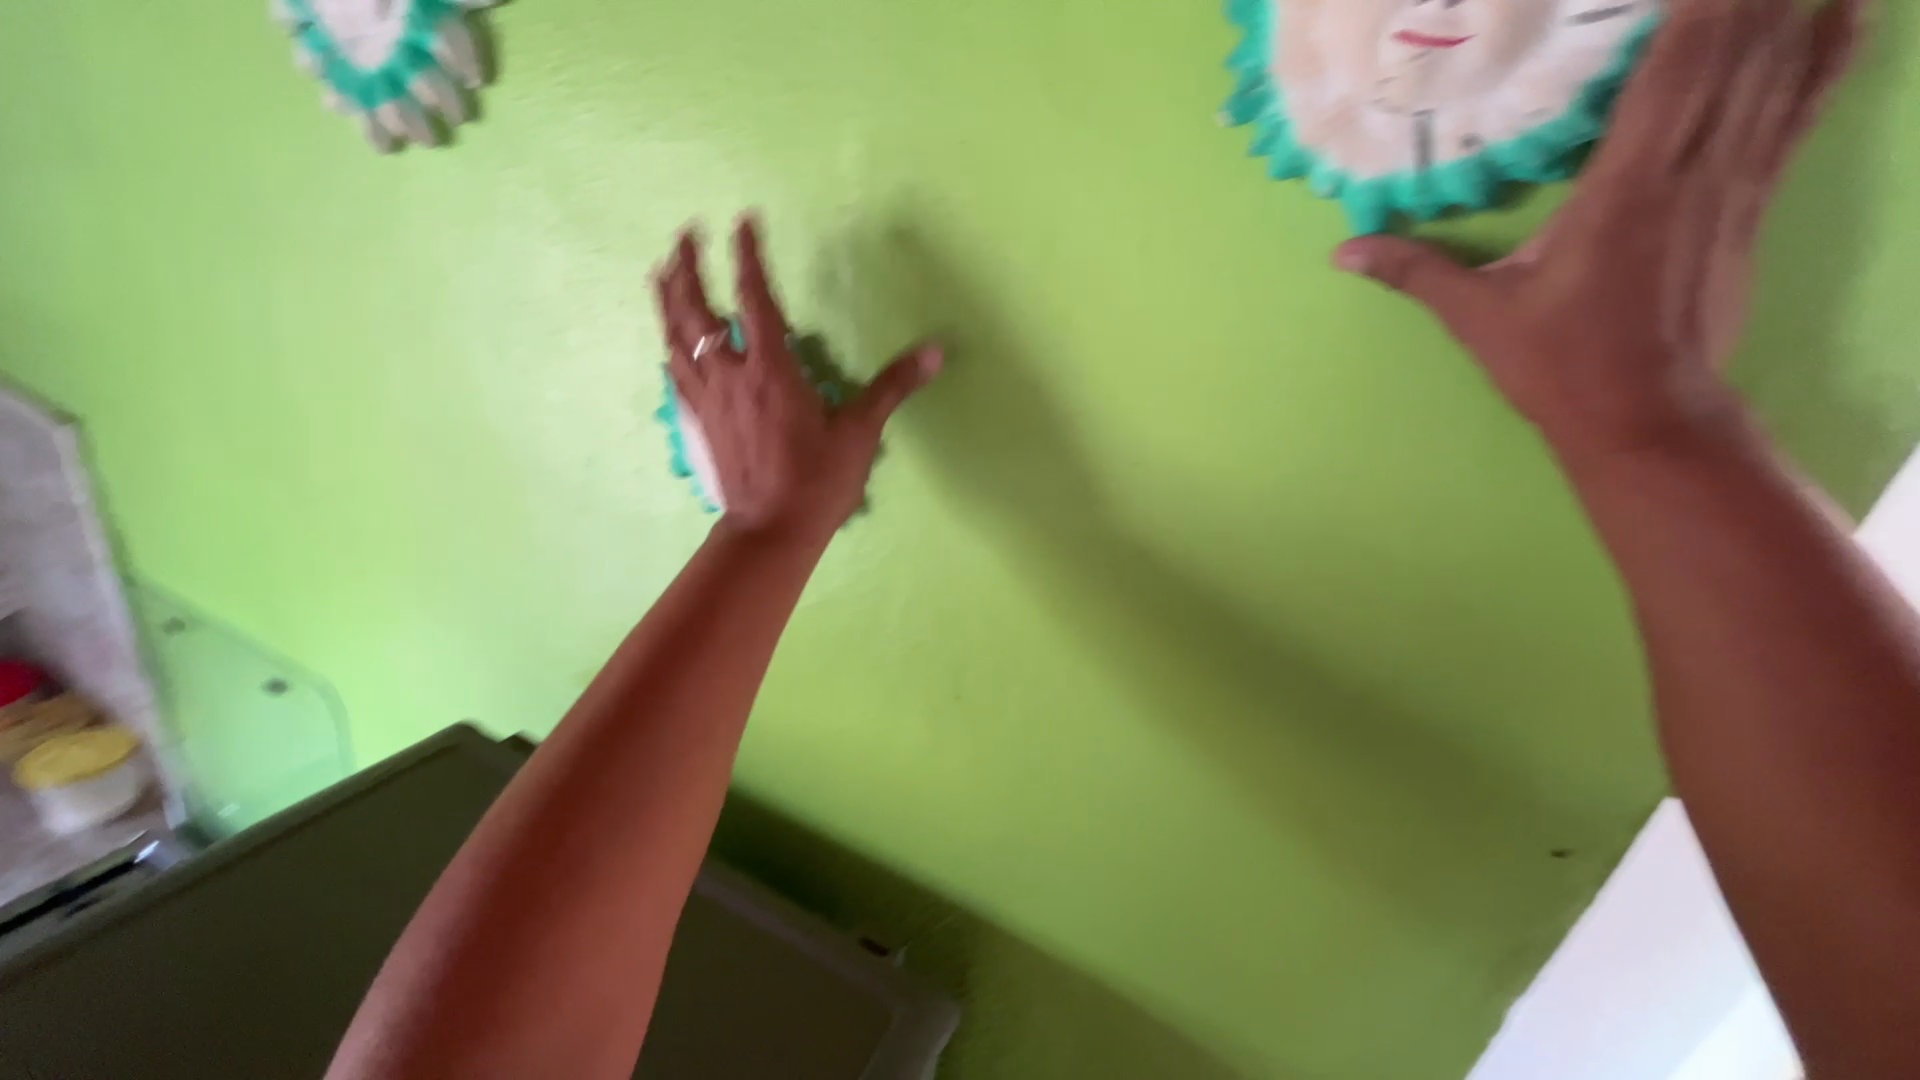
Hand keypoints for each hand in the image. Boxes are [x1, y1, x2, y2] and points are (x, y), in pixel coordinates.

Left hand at [653, 218, 942, 540]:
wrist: (771, 530)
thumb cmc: (818, 481)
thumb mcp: (860, 432)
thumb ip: (893, 386)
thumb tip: (935, 351)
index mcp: (772, 370)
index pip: (754, 298)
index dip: (748, 256)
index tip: (743, 221)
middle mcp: (731, 375)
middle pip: (696, 309)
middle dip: (688, 266)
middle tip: (685, 233)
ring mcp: (709, 400)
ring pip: (676, 337)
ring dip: (667, 299)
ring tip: (661, 270)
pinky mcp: (700, 423)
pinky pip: (677, 374)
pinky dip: (671, 347)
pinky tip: (669, 341)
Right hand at [1335, 0, 1862, 462]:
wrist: (1644, 415)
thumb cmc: (1556, 364)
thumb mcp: (1476, 315)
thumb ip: (1416, 271)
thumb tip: (1342, 250)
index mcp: (1622, 194)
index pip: (1671, 75)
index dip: (1691, 10)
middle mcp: (1691, 176)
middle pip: (1735, 57)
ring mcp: (1734, 189)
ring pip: (1779, 76)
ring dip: (1788, 12)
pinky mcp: (1753, 208)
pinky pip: (1799, 116)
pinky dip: (1825, 60)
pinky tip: (1843, 16)